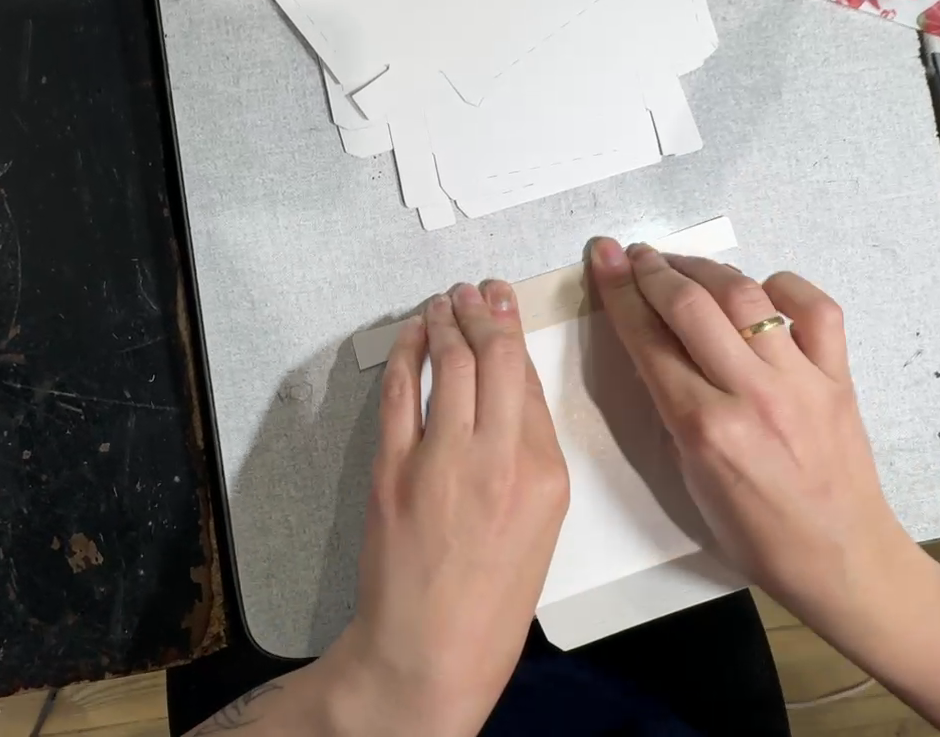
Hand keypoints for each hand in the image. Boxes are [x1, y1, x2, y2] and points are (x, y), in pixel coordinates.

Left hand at [331, 281, 569, 736]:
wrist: (430, 651)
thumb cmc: (493, 597)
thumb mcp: (539, 524)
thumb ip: (530, 451)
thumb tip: (511, 386)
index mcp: (546, 474)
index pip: (529, 378)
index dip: (512, 329)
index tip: (502, 300)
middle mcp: (499, 457)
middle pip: (493, 358)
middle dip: (482, 310)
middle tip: (474, 288)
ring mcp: (442, 459)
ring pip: (448, 363)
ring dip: (446, 320)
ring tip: (444, 299)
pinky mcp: (393, 466)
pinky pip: (401, 390)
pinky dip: (406, 351)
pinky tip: (412, 331)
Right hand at [586, 238, 909, 625]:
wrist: (843, 561)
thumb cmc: (751, 529)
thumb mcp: (686, 473)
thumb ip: (668, 402)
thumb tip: (650, 340)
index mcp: (703, 427)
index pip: (647, 339)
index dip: (618, 290)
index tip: (603, 255)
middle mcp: (750, 395)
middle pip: (690, 306)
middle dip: (653, 269)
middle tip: (635, 254)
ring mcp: (800, 381)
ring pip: (744, 295)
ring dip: (703, 268)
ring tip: (680, 263)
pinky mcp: (840, 377)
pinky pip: (816, 309)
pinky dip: (784, 284)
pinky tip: (759, 286)